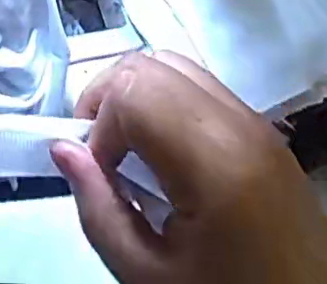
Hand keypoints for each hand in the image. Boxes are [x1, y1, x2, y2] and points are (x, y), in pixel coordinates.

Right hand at [50, 53, 326, 283]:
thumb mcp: (150, 279)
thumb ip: (99, 211)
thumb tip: (63, 148)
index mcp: (215, 158)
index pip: (134, 88)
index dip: (99, 125)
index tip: (96, 176)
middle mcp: (238, 119)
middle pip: (152, 63)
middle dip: (111, 99)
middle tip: (100, 158)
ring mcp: (256, 118)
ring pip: (176, 64)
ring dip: (138, 95)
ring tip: (128, 154)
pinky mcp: (263, 127)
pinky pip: (202, 86)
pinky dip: (168, 101)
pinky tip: (164, 154)